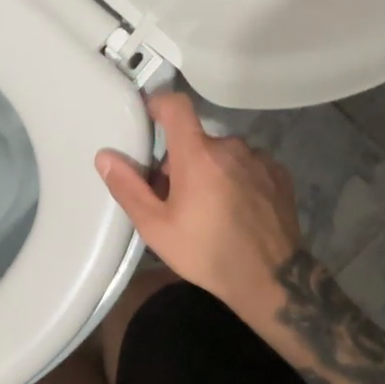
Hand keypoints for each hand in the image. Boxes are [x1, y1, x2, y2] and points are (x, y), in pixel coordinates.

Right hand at [95, 92, 300, 312]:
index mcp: (198, 154)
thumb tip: (105, 156)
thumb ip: (128, 188)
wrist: (270, 278)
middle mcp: (231, 146)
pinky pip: (248, 167)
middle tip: (174, 198)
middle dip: (181, 160)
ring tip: (207, 209)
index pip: (176, 105)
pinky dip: (236, 180)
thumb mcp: (156, 227)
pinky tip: (235, 211)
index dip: (158, 104)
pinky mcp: (279, 175)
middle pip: (197, 139)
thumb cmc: (206, 253)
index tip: (148, 119)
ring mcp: (260, 159)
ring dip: (211, 171)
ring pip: (224, 155)